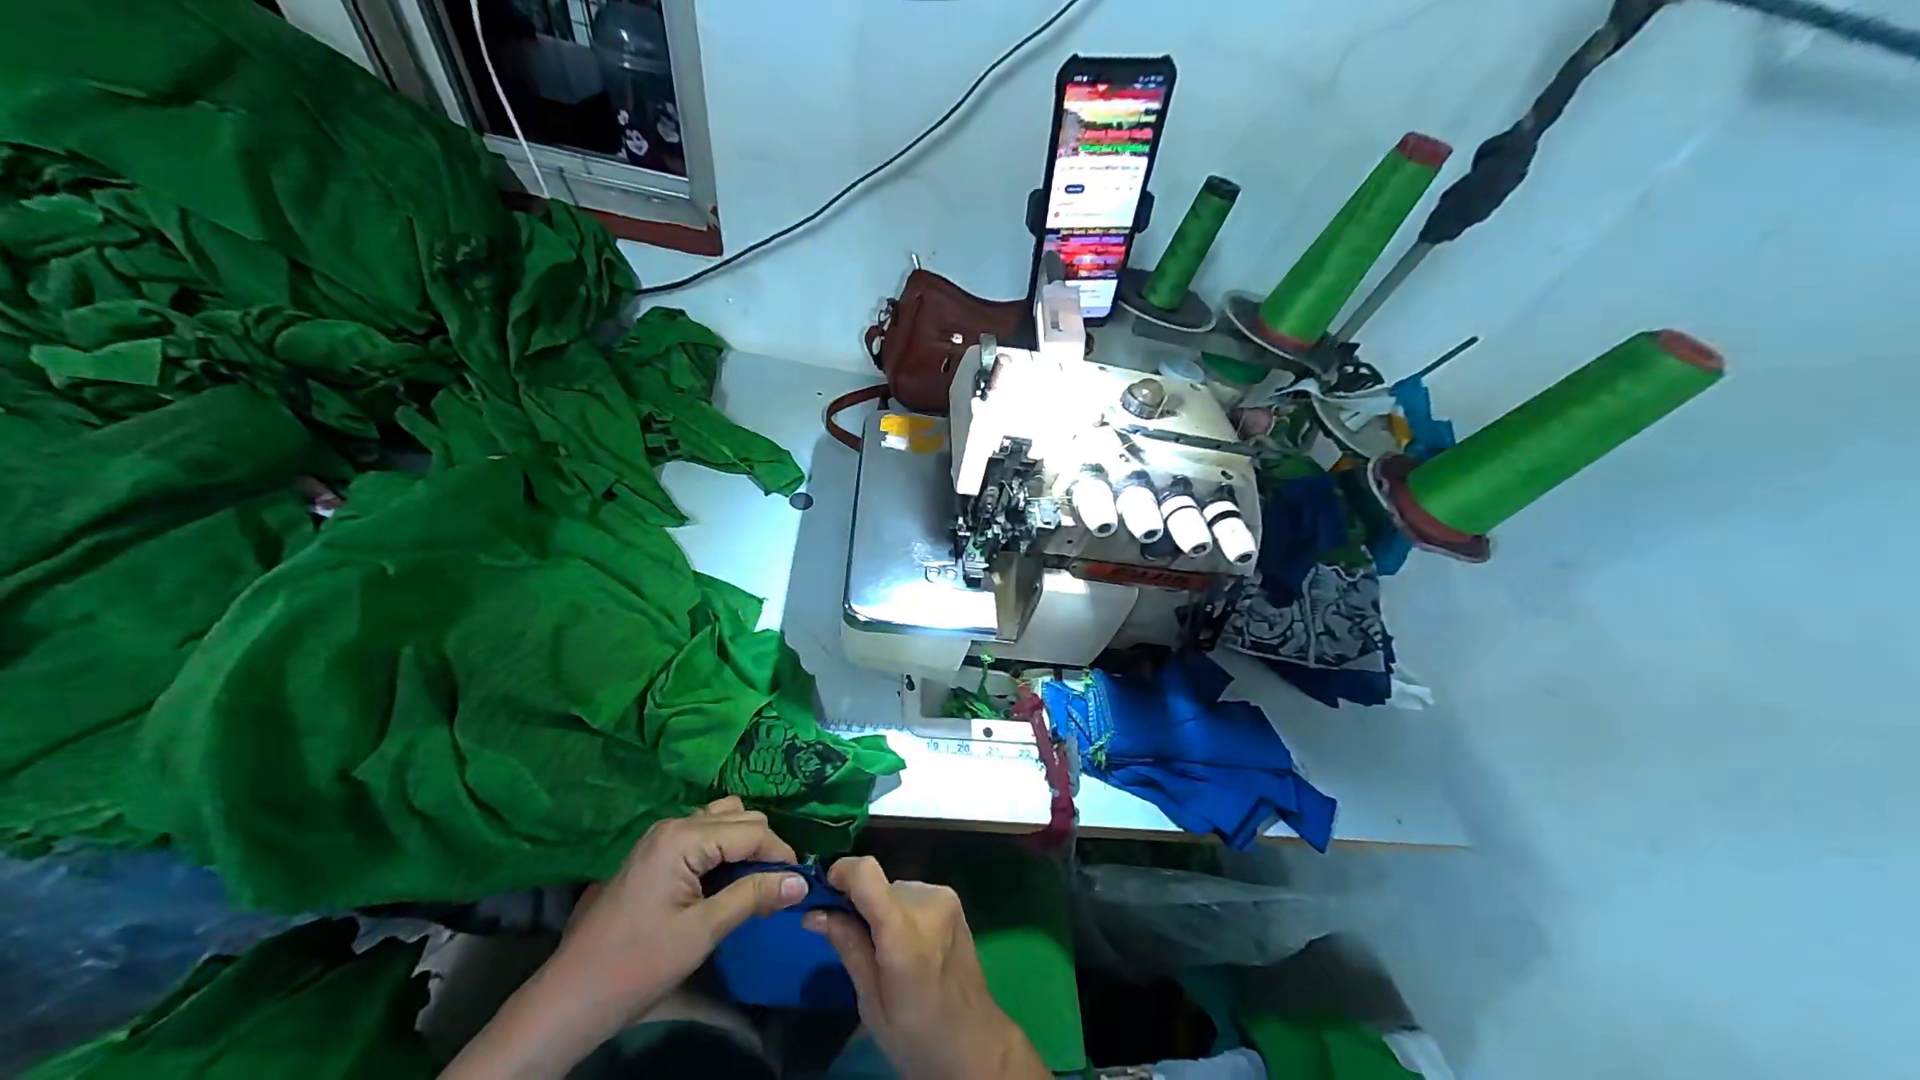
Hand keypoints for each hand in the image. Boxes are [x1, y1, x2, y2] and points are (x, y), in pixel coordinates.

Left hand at [442, 798, 806, 1079]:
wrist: (570, 997)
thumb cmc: (637, 964)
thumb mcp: (702, 931)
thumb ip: (753, 897)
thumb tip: (800, 881)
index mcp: (683, 837)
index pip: (752, 830)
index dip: (781, 854)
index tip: (799, 884)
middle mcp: (673, 824)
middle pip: (739, 817)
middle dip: (765, 846)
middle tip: (780, 884)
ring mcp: (660, 837)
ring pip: (721, 820)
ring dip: (744, 844)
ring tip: (757, 880)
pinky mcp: (654, 853)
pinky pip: (703, 834)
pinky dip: (724, 849)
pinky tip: (729, 879)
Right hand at [806, 856, 1047, 1079]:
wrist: (975, 1042)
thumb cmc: (917, 1034)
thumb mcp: (871, 1002)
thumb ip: (848, 947)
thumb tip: (815, 913)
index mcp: (905, 933)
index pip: (866, 873)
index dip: (840, 873)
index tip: (824, 895)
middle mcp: (928, 903)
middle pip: (877, 884)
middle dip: (859, 905)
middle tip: (851, 940)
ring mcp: (945, 897)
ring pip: (893, 889)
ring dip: (880, 909)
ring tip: (883, 951)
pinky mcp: (953, 899)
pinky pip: (912, 894)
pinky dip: (900, 911)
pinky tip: (906, 945)